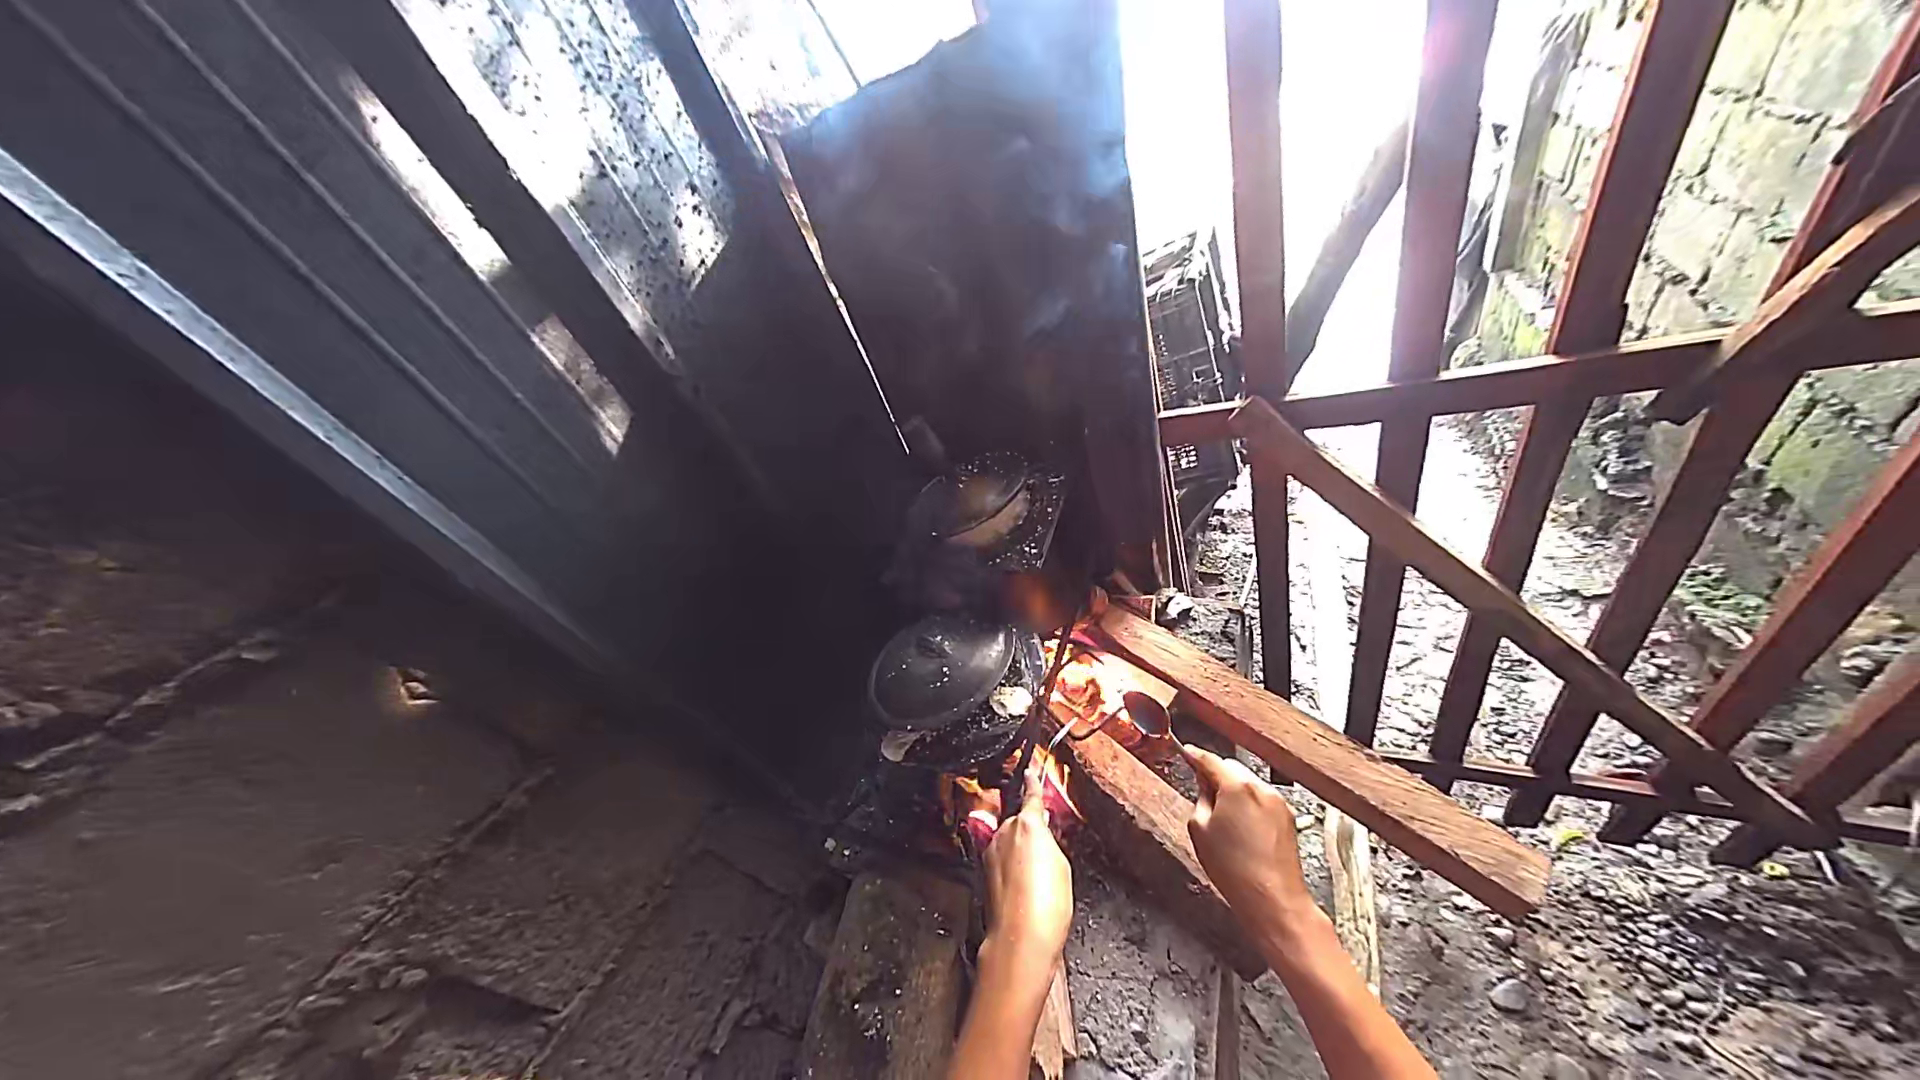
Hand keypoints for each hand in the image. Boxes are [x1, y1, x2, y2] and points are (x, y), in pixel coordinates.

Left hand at [981, 754, 1072, 959]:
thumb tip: (1043, 836)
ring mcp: (992, 851)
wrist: (1022, 939)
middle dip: (1031, 831)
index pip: (1031, 794)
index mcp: (1028, 823)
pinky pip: (1002, 859)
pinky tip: (1025, 887)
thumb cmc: (1047, 905)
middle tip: (1047, 853)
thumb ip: (1050, 840)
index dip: (1033, 781)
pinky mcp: (985, 871)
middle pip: (1020, 821)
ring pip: (1009, 841)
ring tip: (1038, 879)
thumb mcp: (1062, 865)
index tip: (1030, 772)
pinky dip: (1012, 867)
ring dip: (1020, 852)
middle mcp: (1005, 832)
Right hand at [1182, 743, 1314, 921]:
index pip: (1210, 759)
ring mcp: (1278, 802)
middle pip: (1231, 767)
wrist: (1274, 900)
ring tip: (1222, 816)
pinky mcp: (1288, 818)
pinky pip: (1262, 798)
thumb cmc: (1236, 870)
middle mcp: (1261, 788)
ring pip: (1248, 782)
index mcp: (1237, 786)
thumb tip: (1203, 785)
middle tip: (1201, 790)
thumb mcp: (1199, 829)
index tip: (1186, 752)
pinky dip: (1249, 803)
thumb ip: (1199, 798)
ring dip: (1233, 789)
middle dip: (1215, 774)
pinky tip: (1240, 826)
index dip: (1194, 755)